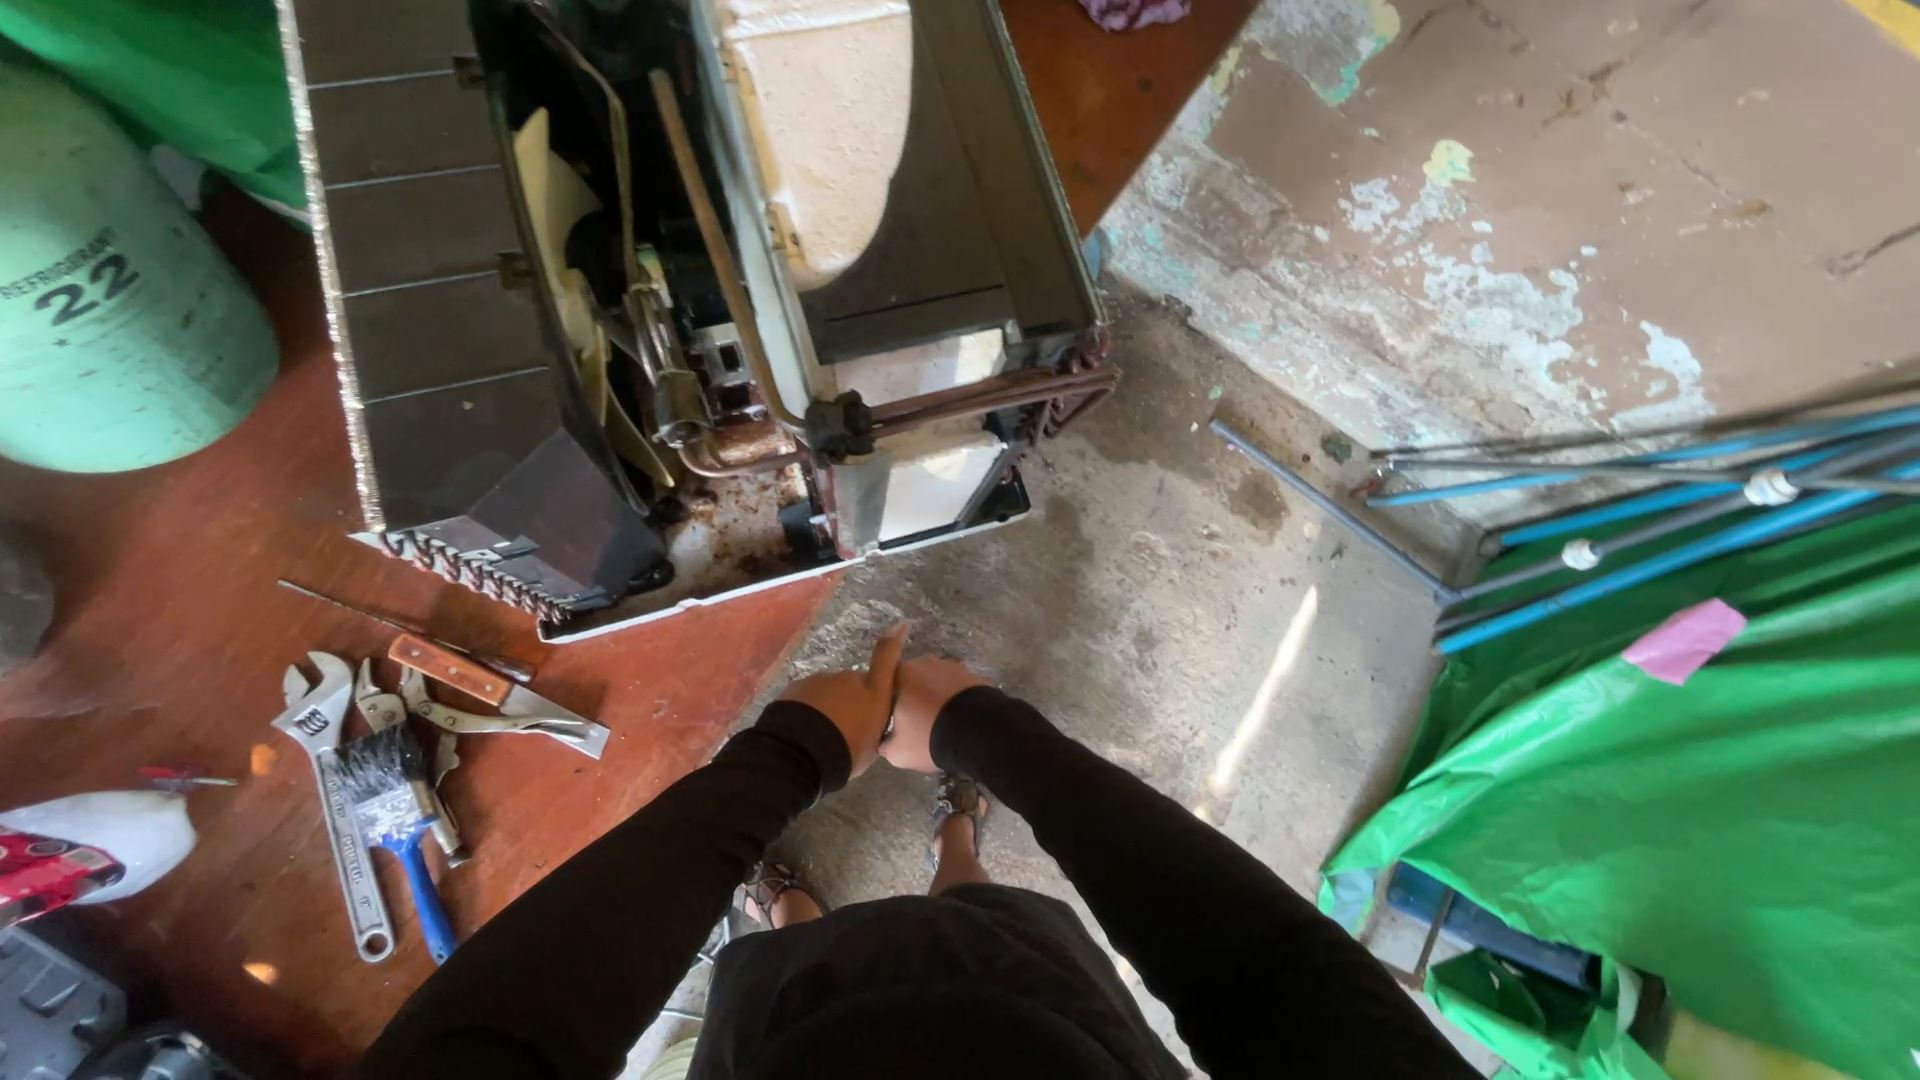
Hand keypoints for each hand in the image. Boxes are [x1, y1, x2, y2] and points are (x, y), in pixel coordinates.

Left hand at [777, 623, 908, 777]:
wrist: (801, 752)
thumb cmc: (846, 753)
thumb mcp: (870, 748)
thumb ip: (873, 729)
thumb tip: (869, 725)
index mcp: (873, 694)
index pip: (887, 661)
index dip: (894, 642)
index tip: (900, 625)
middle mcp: (850, 679)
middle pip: (853, 684)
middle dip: (850, 700)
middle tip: (843, 728)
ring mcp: (822, 680)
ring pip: (829, 691)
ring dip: (828, 706)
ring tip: (820, 734)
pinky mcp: (798, 686)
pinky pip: (808, 696)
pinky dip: (808, 709)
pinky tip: (803, 730)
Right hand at [879, 655, 992, 773]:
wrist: (977, 732)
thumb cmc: (928, 737)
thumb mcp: (897, 752)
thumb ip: (885, 743)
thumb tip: (884, 741)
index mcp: (901, 674)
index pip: (885, 682)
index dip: (887, 700)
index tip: (891, 717)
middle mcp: (925, 662)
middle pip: (912, 680)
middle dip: (913, 696)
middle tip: (915, 720)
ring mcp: (951, 666)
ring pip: (936, 682)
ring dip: (935, 696)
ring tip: (939, 721)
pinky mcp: (973, 675)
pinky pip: (956, 687)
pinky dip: (954, 699)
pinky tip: (958, 718)